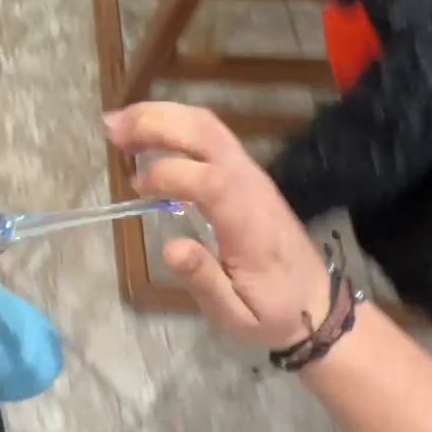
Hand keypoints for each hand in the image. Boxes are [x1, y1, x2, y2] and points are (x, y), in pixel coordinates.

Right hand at [107, 103, 332, 348]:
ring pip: (206, 123)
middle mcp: (250, 184)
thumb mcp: (237, 316)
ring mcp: (249, 170)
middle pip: (206, 134)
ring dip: (159, 115)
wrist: (319, 306)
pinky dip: (172, 120)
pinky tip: (144, 129)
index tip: (137, 188)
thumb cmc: (272, 312)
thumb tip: (170, 248)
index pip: (210, 180)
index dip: (168, 174)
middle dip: (154, 123)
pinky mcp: (243, 167)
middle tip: (112, 131)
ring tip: (119, 125)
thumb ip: (204, 281)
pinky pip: (208, 130)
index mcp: (248, 222)